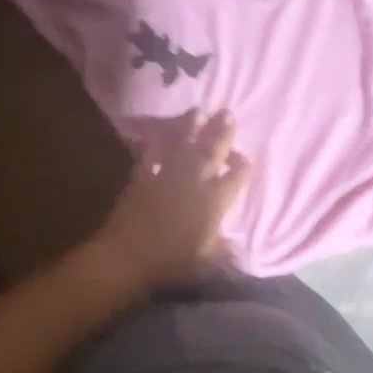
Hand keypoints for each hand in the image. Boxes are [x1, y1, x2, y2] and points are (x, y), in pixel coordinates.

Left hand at [91, 109, 249, 291]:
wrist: (128, 255)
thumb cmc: (171, 262)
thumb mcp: (205, 262)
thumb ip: (224, 252)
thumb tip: (240, 251)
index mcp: (214, 202)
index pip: (235, 177)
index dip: (241, 166)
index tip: (244, 159)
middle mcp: (194, 182)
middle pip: (211, 152)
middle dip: (222, 133)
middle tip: (228, 113)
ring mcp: (167, 177)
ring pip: (183, 146)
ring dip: (191, 128)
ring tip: (199, 111)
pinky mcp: (142, 178)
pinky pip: (151, 156)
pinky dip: (155, 144)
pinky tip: (158, 133)